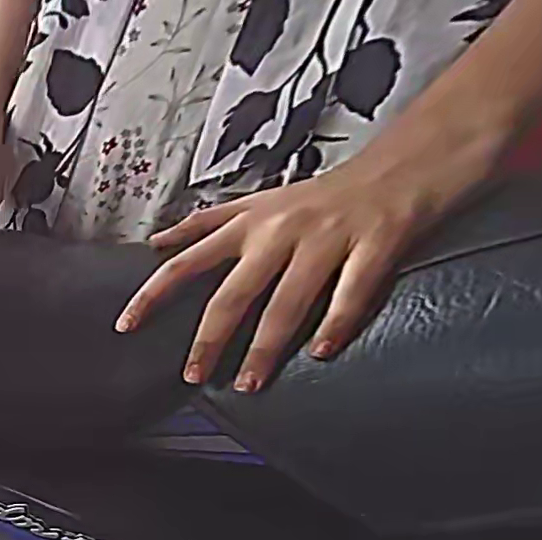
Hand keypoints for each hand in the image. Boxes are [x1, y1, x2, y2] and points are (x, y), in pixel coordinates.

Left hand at [116, 145, 493, 391]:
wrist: (416, 155)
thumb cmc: (326, 191)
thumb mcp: (258, 201)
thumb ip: (205, 224)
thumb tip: (156, 243)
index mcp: (249, 224)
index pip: (185, 262)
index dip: (152, 295)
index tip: (125, 326)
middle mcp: (281, 231)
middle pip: (231, 294)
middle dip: (209, 340)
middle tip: (193, 375)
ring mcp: (330, 236)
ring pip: (286, 302)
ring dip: (264, 349)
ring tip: (248, 383)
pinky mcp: (379, 239)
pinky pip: (352, 291)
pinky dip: (336, 324)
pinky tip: (320, 353)